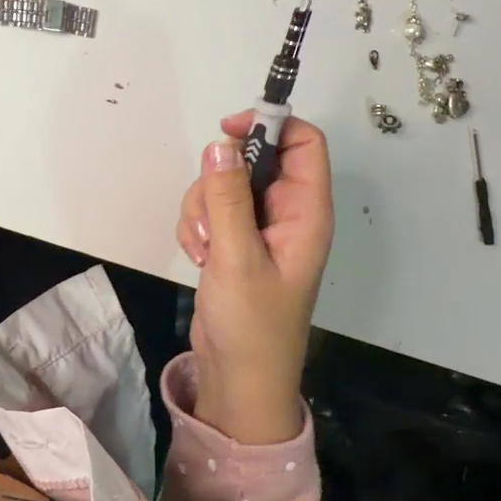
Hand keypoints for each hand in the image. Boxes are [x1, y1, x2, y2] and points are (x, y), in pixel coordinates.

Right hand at [173, 112, 333, 443]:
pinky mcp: (232, 242)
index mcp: (305, 212)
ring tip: (204, 248)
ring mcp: (256, 228)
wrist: (238, 375)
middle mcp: (285, 213)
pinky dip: (195, 228)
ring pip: (221, 185)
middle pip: (250, 160)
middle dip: (217, 180)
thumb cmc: (252, 322)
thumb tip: (219, 144)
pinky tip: (198, 257)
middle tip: (209, 216)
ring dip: (201, 209)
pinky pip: (208, 211)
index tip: (225, 131)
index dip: (268, 126)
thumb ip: (227, 198)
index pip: (302, 144)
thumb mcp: (237, 257)